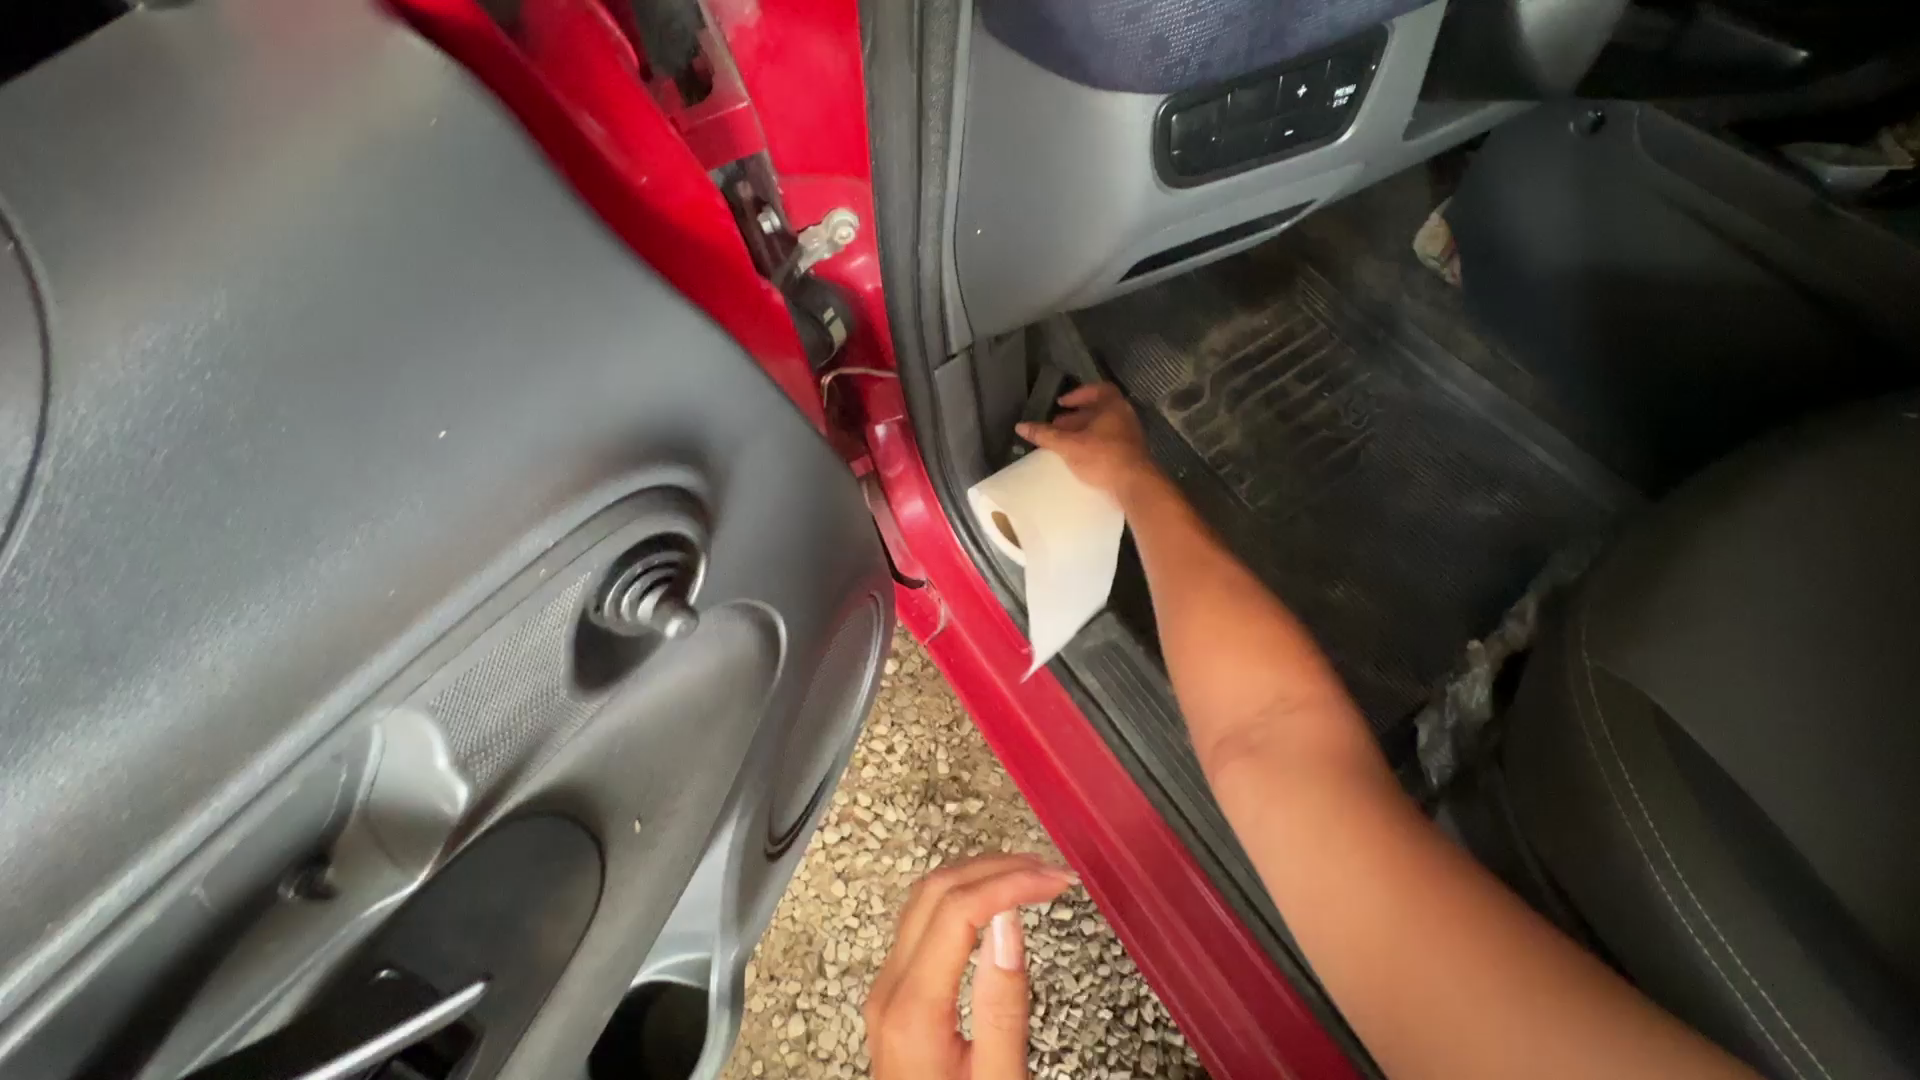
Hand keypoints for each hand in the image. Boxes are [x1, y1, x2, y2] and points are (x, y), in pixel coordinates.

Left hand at [865, 854, 1076, 1079]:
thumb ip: (1003, 1004)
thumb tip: (1009, 919)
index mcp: (912, 1008)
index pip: (957, 908)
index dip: (1009, 881)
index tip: (1055, 880)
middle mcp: (889, 986)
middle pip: (935, 890)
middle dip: (996, 867)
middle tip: (1050, 871)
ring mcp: (885, 987)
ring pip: (924, 897)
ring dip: (977, 874)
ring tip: (1030, 876)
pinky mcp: (893, 992)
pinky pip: (921, 919)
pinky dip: (962, 895)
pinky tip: (994, 901)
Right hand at [1015, 384, 1158, 502]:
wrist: (1135, 485)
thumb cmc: (1102, 457)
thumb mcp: (1069, 445)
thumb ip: (1045, 435)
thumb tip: (1021, 426)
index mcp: (1113, 406)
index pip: (1097, 390)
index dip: (1078, 394)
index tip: (1061, 404)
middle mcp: (1124, 417)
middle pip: (1098, 410)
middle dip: (1075, 418)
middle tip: (1056, 427)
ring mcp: (1130, 436)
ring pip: (1103, 428)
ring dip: (1083, 433)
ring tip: (1064, 444)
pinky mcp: (1131, 455)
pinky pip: (1108, 443)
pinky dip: (1092, 446)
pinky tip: (1078, 458)